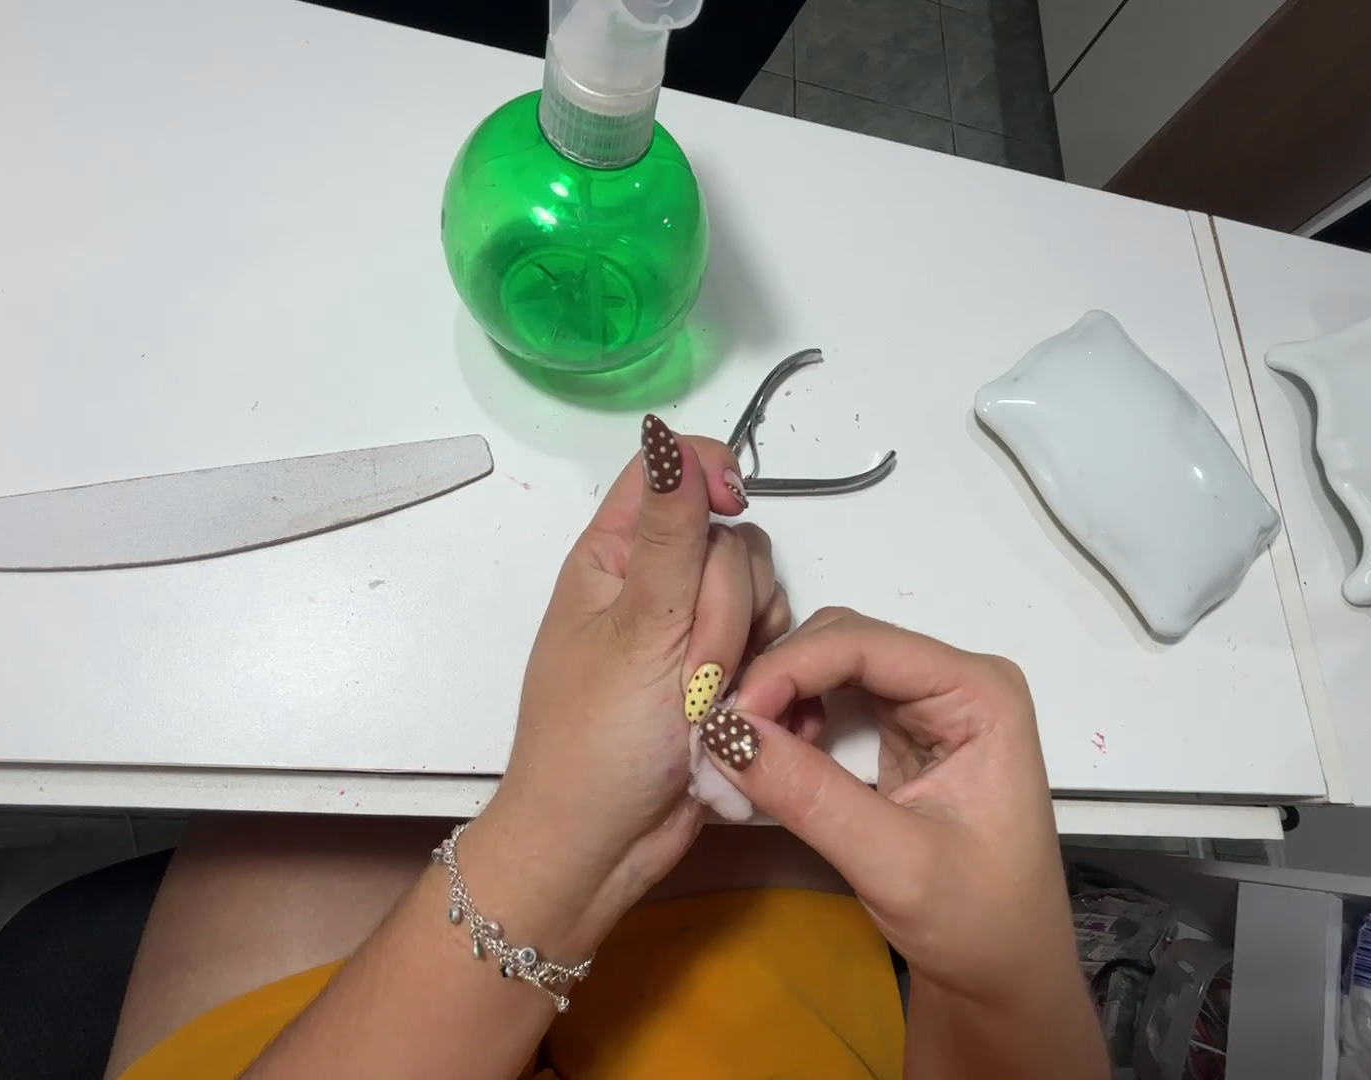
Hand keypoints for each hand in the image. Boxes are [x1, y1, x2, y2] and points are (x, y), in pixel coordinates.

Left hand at [466, 416, 786, 954]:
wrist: (604, 847)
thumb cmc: (600, 737)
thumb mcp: (638, 629)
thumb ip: (668, 533)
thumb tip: (667, 434)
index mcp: (614, 554)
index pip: (668, 470)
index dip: (709, 474)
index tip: (731, 505)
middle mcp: (655, 582)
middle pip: (731, 538)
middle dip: (729, 601)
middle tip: (692, 666)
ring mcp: (692, 628)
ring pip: (760, 591)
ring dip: (748, 644)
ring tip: (710, 700)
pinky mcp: (722, 670)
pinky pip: (770, 639)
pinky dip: (765, 671)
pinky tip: (740, 710)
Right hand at [712, 608, 1075, 1001]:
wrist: (1003, 972)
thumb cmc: (977, 924)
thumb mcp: (893, 864)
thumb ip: (810, 794)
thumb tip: (723, 732)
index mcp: (978, 692)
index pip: (866, 644)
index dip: (790, 668)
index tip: (728, 718)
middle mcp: (955, 678)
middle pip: (846, 639)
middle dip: (782, 677)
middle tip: (730, 733)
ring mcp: (930, 697)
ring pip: (833, 657)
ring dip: (784, 692)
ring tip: (754, 747)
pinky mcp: (905, 721)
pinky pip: (835, 689)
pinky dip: (795, 709)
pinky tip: (782, 750)